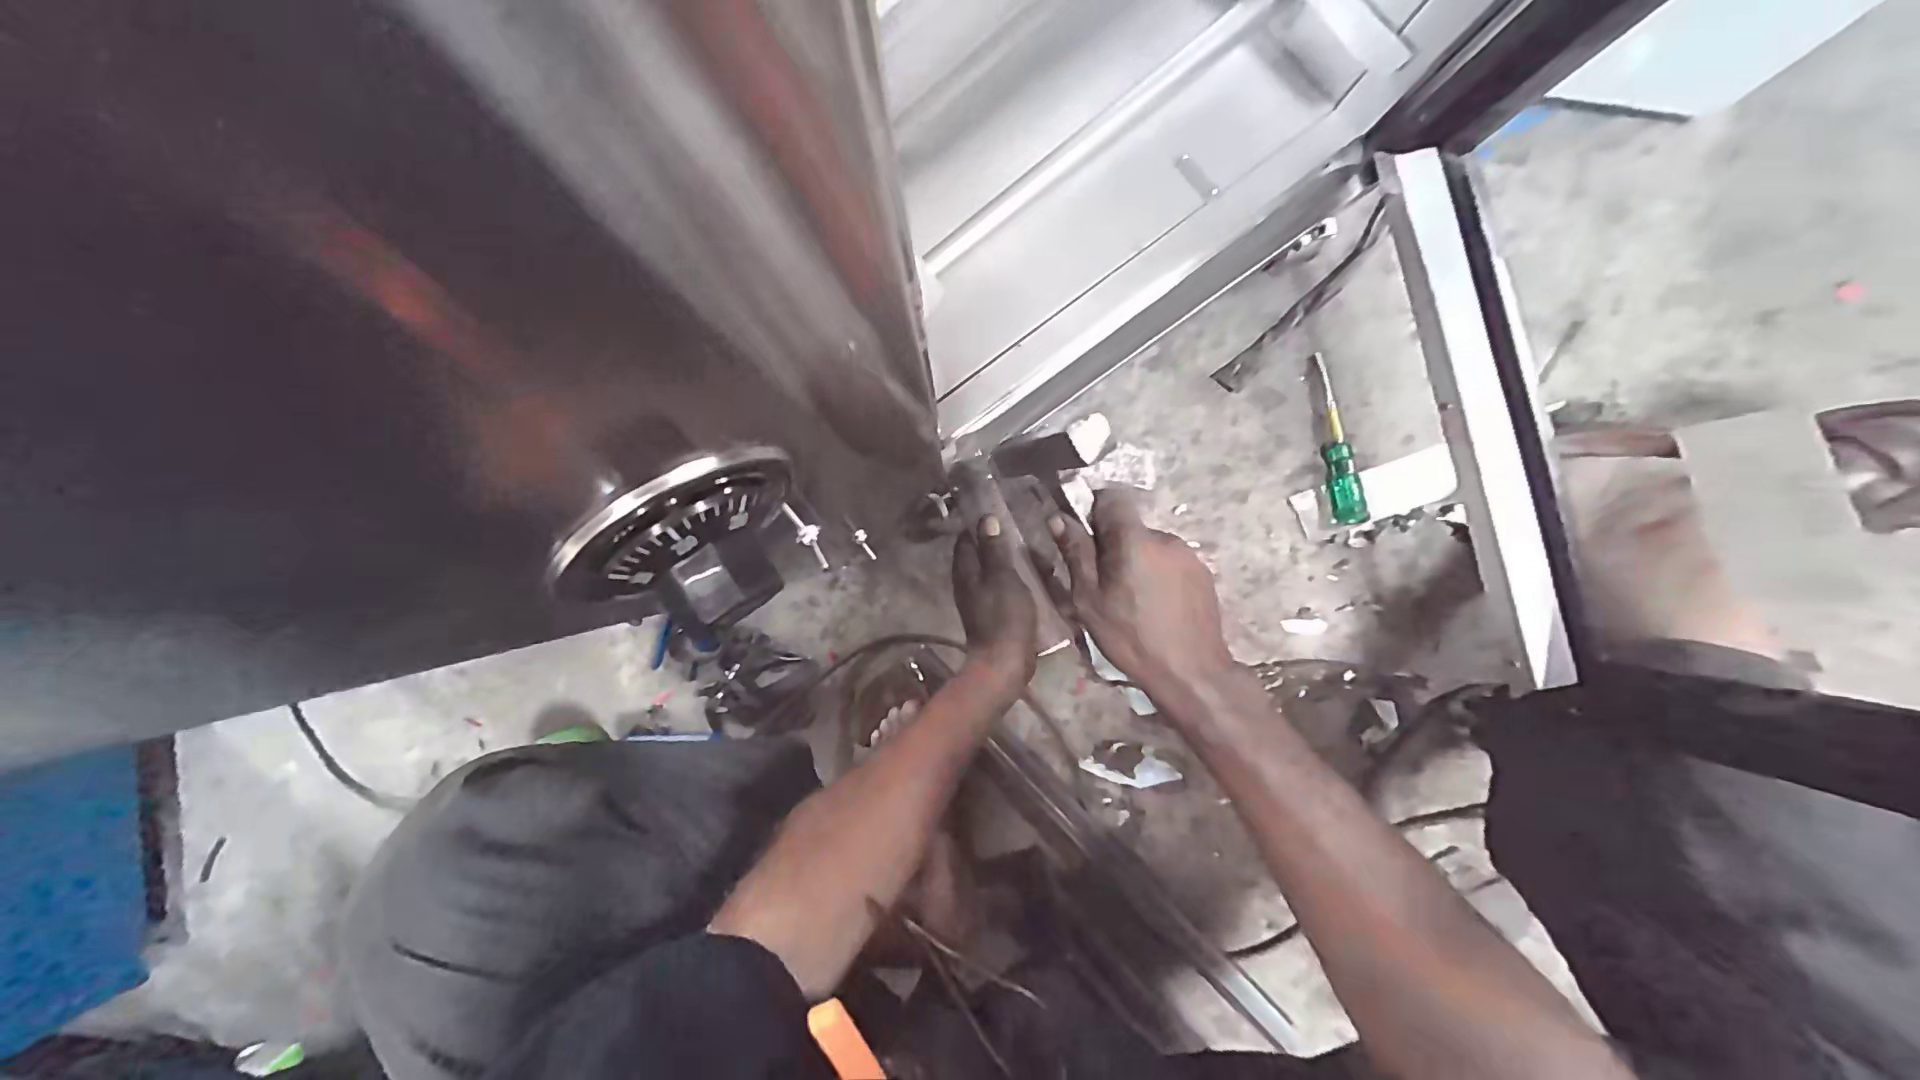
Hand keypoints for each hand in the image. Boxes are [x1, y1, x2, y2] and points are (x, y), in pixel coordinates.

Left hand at [952, 514, 1037, 689]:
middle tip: (1023, 536)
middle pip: (980, 556)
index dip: (979, 525)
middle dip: (999, 544)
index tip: (999, 513)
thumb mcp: (1003, 577)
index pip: (966, 539)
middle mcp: (967, 584)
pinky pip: (1003, 590)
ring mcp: (979, 601)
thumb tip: (985, 519)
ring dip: (1011, 564)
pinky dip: (1016, 582)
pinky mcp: (993, 615)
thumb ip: (994, 549)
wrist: (1005, 663)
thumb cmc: (1004, 616)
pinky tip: (1034, 581)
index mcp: (965, 571)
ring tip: (1036, 559)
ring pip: (994, 573)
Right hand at [1048, 490, 1233, 691]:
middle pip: (1131, 526)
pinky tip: (1155, 607)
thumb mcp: (1090, 600)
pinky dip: (1158, 575)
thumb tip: (1059, 518)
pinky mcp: (1203, 574)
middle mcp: (1165, 538)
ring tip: (1131, 600)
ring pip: (1151, 546)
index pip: (1112, 498)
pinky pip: (1170, 562)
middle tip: (1103, 583)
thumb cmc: (1131, 638)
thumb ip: (1076, 554)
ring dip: (1137, 561)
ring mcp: (1189, 555)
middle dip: (1114, 545)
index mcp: (1134, 539)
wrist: (1191, 672)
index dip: (1094, 511)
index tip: (1084, 538)